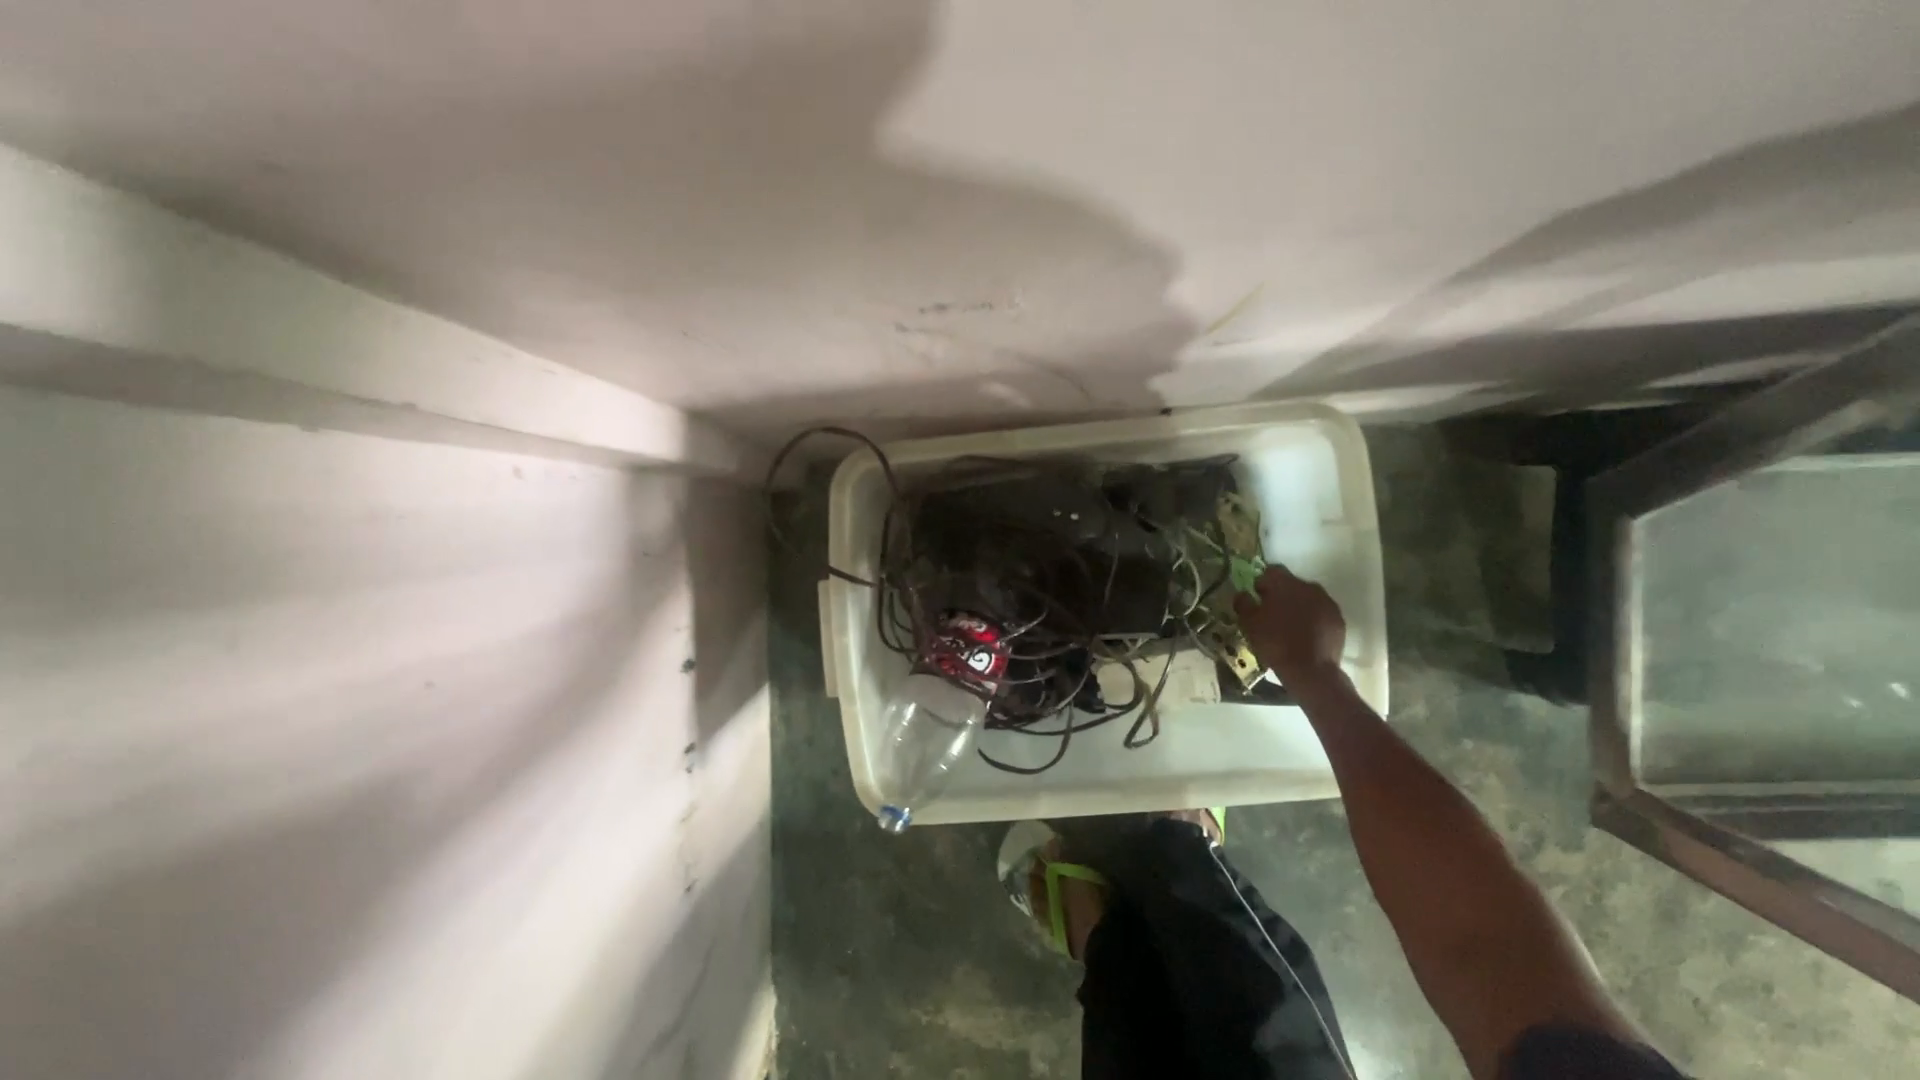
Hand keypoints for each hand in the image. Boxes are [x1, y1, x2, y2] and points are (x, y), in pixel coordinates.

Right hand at [1232, 565, 1346, 689]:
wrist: (1310, 669)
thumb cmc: (1275, 643)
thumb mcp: (1249, 624)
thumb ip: (1243, 603)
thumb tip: (1242, 594)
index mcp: (1285, 584)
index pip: (1271, 571)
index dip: (1262, 583)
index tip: (1258, 598)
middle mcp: (1309, 586)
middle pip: (1292, 584)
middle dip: (1282, 595)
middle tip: (1273, 614)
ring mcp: (1327, 602)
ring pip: (1308, 598)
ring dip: (1299, 606)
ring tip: (1291, 626)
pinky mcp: (1338, 618)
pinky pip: (1321, 612)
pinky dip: (1314, 619)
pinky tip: (1306, 636)